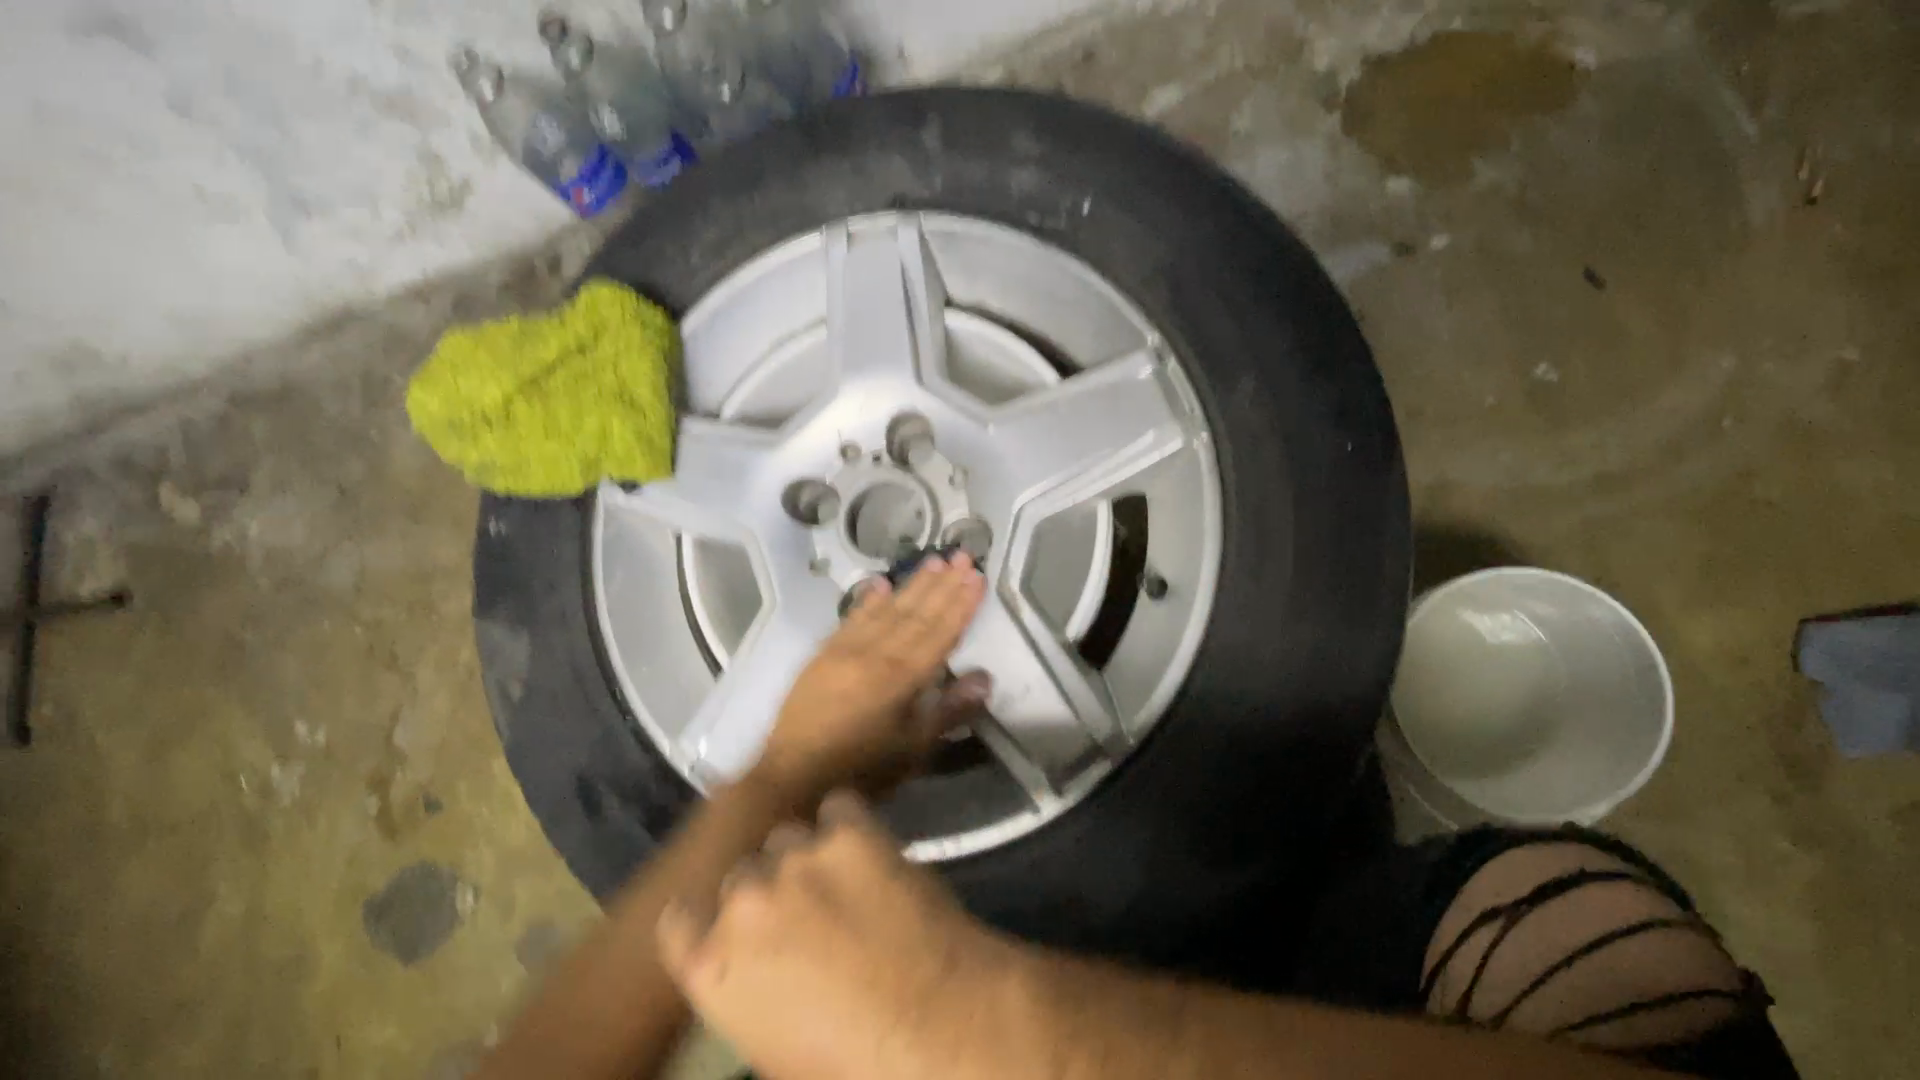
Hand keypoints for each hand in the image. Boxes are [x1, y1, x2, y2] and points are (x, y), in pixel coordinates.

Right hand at [657, 792, 1019, 1079]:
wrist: (932, 1027)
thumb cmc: (850, 1063)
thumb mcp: (772, 1050)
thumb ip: (749, 995)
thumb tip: (764, 976)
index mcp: (711, 965)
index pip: (681, 919)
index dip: (710, 918)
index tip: (738, 923)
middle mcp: (743, 902)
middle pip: (743, 874)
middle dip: (769, 891)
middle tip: (810, 913)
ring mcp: (796, 860)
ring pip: (788, 838)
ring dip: (809, 856)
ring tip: (847, 881)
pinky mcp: (850, 834)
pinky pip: (839, 809)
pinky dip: (851, 825)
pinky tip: (871, 849)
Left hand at [753, 552, 989, 798]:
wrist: (792, 777)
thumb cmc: (861, 772)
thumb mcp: (912, 750)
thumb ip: (949, 711)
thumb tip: (985, 677)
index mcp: (901, 677)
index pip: (939, 632)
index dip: (960, 604)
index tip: (976, 576)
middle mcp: (875, 653)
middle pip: (915, 613)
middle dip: (942, 585)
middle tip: (963, 556)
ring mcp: (845, 650)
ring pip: (886, 609)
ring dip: (912, 584)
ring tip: (934, 561)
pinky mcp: (823, 655)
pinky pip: (852, 618)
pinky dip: (869, 600)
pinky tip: (881, 584)